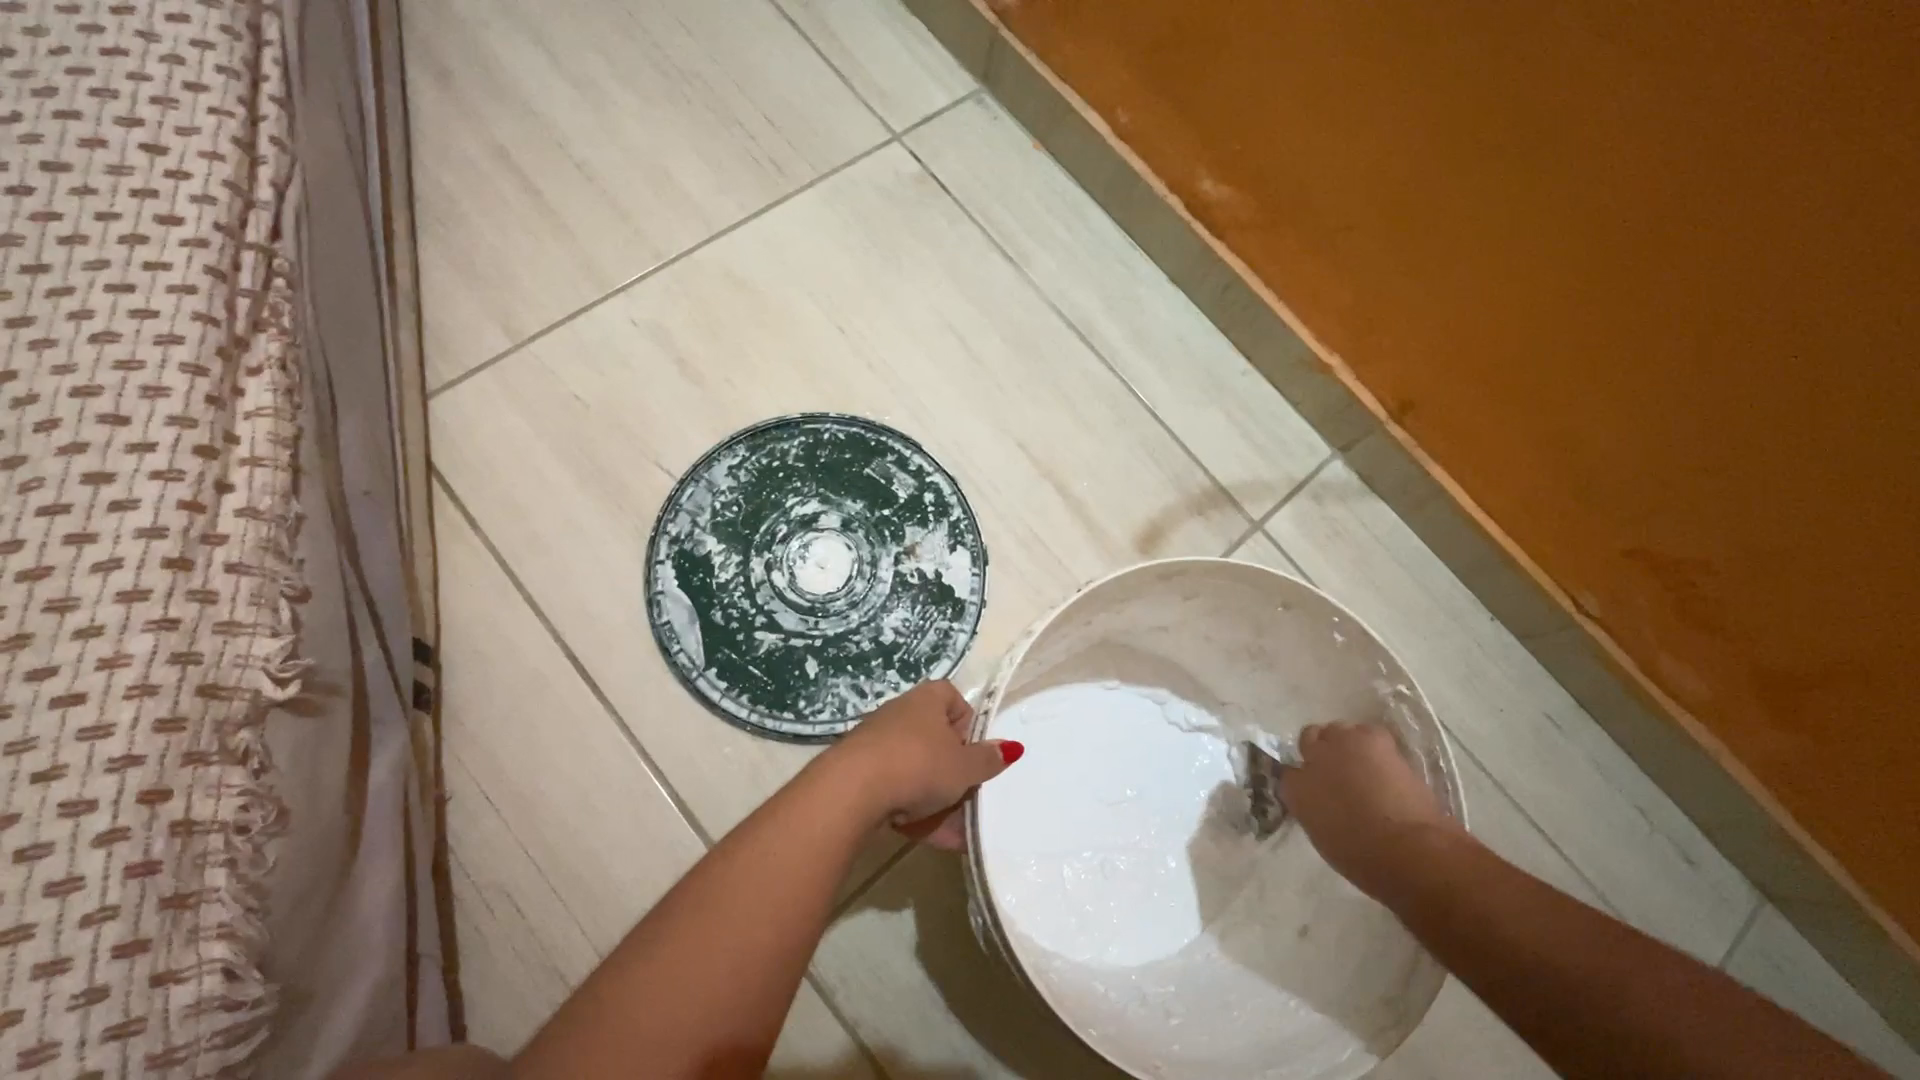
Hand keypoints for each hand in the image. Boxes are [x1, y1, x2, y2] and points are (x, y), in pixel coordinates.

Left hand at [828, 680, 1021, 849]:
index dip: (968, 722)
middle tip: (973, 795)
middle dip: (956, 772)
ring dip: (941, 802)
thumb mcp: (964, 766)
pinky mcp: (862, 778)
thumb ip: (988, 759)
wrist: (853, 792)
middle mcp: (900, 716)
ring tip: (962, 831)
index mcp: (926, 701)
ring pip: (918, 774)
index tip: (976, 749)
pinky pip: (899, 795)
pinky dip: (917, 815)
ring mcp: (878, 747)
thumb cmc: (919, 765)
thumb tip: (1010, 748)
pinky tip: (937, 840)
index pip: (952, 698)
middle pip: (936, 741)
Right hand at [1278, 722, 1462, 897]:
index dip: (1305, 779)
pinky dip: (1373, 743)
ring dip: (1345, 743)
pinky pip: (1367, 733)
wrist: (1407, 848)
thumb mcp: (1324, 836)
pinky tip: (1384, 762)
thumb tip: (1324, 802)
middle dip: (1320, 751)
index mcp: (1294, 790)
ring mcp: (1340, 745)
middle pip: (1309, 740)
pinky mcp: (1373, 739)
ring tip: (1363, 763)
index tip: (1318, 790)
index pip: (1289, 772)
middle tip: (1338, 772)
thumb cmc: (1364, 857)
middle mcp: (1310, 761)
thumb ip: (1316, 810)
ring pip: (1336, 730)